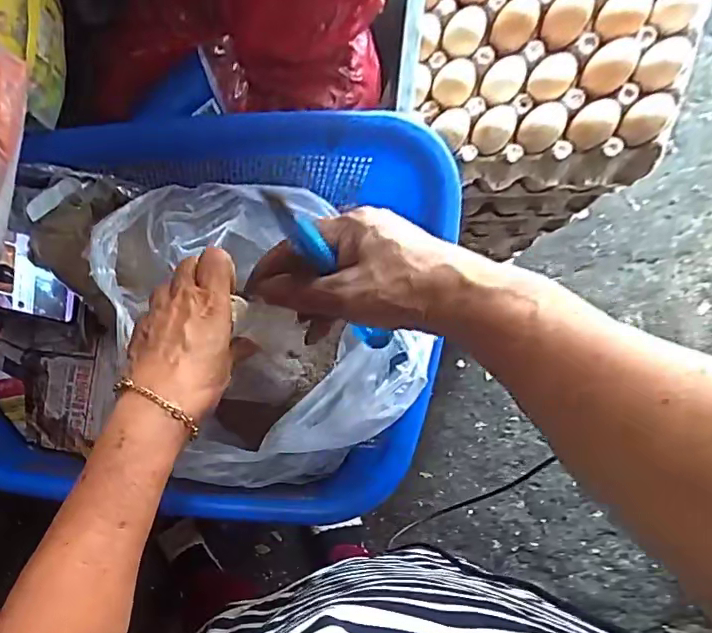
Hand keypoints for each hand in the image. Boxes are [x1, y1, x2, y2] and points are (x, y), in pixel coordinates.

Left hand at [126, 248, 238, 420]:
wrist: (154, 405)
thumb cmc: (198, 385)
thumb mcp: (225, 368)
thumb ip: (236, 349)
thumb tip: (246, 344)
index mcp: (210, 301)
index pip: (216, 257)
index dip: (221, 268)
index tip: (226, 290)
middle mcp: (181, 297)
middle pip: (188, 263)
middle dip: (197, 274)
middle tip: (204, 299)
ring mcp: (155, 309)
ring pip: (166, 284)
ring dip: (175, 292)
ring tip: (181, 316)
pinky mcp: (137, 326)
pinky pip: (150, 309)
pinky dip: (158, 315)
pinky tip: (163, 335)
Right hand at [246, 207, 491, 337]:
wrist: (459, 297)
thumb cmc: (399, 291)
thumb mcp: (341, 296)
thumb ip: (298, 293)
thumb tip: (263, 291)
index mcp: (348, 225)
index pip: (294, 242)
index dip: (270, 269)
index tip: (253, 293)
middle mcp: (361, 227)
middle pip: (312, 257)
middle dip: (295, 289)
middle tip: (281, 315)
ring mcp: (377, 244)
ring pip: (331, 272)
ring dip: (316, 301)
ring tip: (308, 328)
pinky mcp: (389, 263)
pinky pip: (350, 279)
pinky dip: (337, 301)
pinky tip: (330, 325)